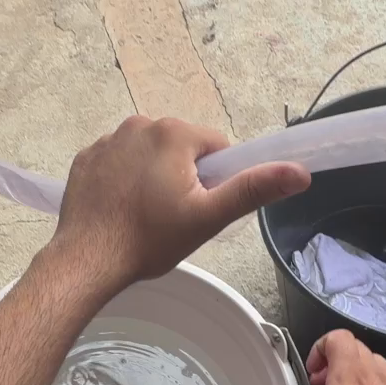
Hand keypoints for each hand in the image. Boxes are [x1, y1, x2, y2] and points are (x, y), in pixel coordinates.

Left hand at [44, 116, 310, 288]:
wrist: (88, 260)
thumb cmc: (149, 240)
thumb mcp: (209, 218)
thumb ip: (253, 189)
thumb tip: (300, 172)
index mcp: (174, 133)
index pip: (215, 147)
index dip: (215, 180)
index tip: (198, 207)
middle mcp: (138, 124)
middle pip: (180, 148)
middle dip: (182, 176)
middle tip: (171, 216)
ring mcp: (107, 140)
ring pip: (147, 154)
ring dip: (152, 176)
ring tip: (143, 216)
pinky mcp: (85, 159)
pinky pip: (116, 162)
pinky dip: (122, 180)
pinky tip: (119, 209)